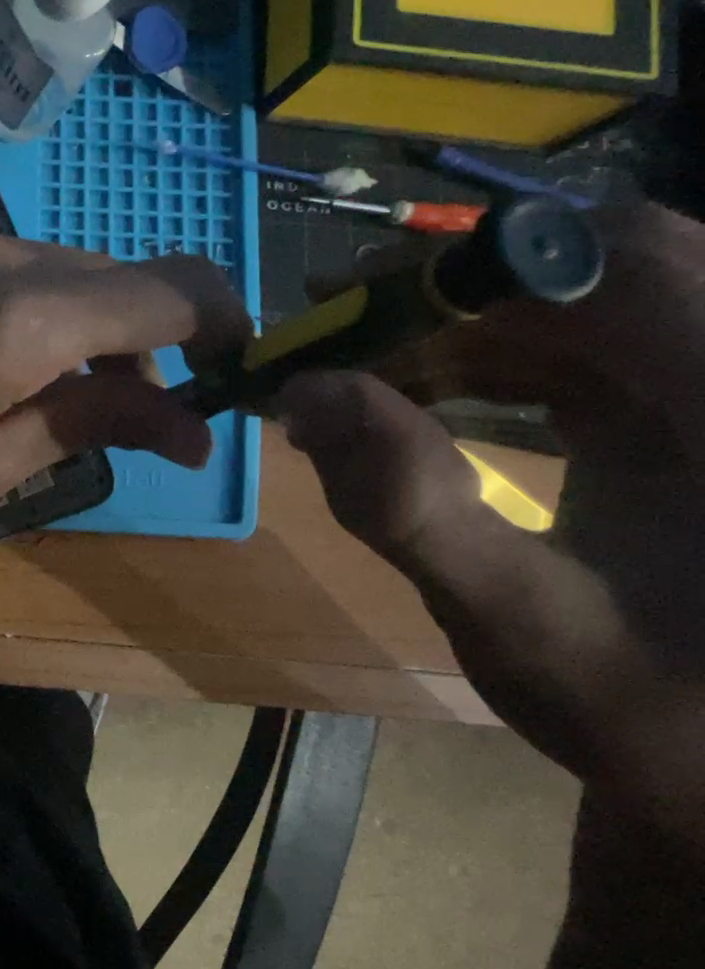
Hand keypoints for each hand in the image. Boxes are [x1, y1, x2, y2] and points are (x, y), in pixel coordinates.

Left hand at [0, 202, 247, 561]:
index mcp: (5, 325)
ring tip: (20, 391)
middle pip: (101, 274)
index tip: (225, 371)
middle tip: (120, 411)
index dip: (218, 325)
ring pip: (37, 262)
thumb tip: (189, 420)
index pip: (166, 290)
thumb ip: (84, 424)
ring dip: (57, 319)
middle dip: (130, 338)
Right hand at [275, 203, 704, 846]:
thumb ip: (406, 504)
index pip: (618, 261)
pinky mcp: (701, 412)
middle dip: (457, 289)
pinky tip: (427, 393)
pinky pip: (599, 342)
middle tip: (343, 338)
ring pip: (597, 295)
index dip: (473, 265)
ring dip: (467, 322)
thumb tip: (302, 390)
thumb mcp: (511, 618)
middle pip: (607, 259)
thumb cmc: (639, 709)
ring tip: (364, 371)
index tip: (348, 310)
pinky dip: (500, 354)